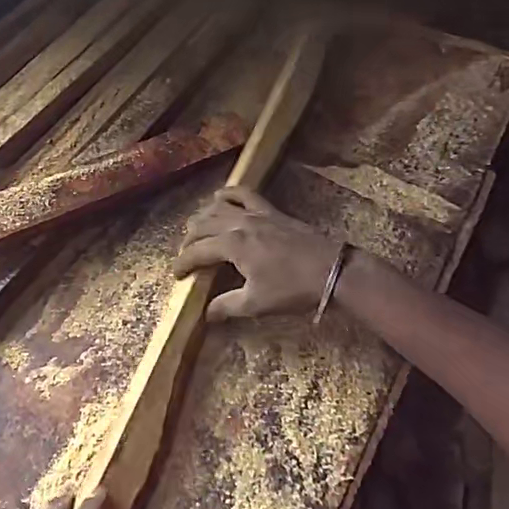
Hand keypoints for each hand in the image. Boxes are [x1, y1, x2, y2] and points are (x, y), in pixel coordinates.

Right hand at [173, 187, 342, 321]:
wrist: (332, 270)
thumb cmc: (292, 289)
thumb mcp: (256, 303)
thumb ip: (226, 306)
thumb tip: (207, 314)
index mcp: (231, 245)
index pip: (196, 252)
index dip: (182, 263)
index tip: (176, 275)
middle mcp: (238, 223)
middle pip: (201, 226)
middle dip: (188, 242)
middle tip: (185, 257)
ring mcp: (255, 213)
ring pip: (217, 208)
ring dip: (202, 218)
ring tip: (196, 230)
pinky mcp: (271, 210)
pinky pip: (244, 194)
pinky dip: (229, 194)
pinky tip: (221, 198)